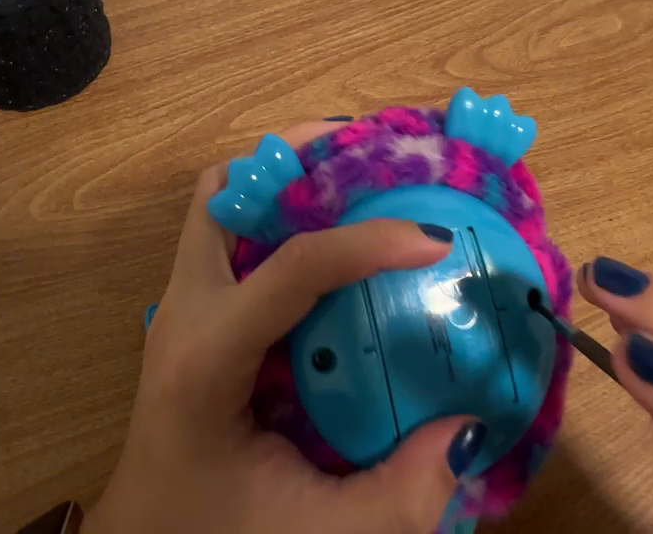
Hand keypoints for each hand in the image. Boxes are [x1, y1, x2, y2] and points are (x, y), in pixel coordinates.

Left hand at [85, 121, 485, 533]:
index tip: (432, 240)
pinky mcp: (195, 306)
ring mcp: (183, 300)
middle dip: (298, 160)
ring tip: (353, 173)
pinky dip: (276, 208)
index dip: (366, 244)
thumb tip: (469, 430)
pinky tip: (330, 231)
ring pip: (223, 198)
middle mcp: (185, 307)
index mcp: (206, 357)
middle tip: (370, 155)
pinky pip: (231, 228)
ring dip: (284, 175)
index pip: (290, 268)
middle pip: (227, 190)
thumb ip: (397, 497)